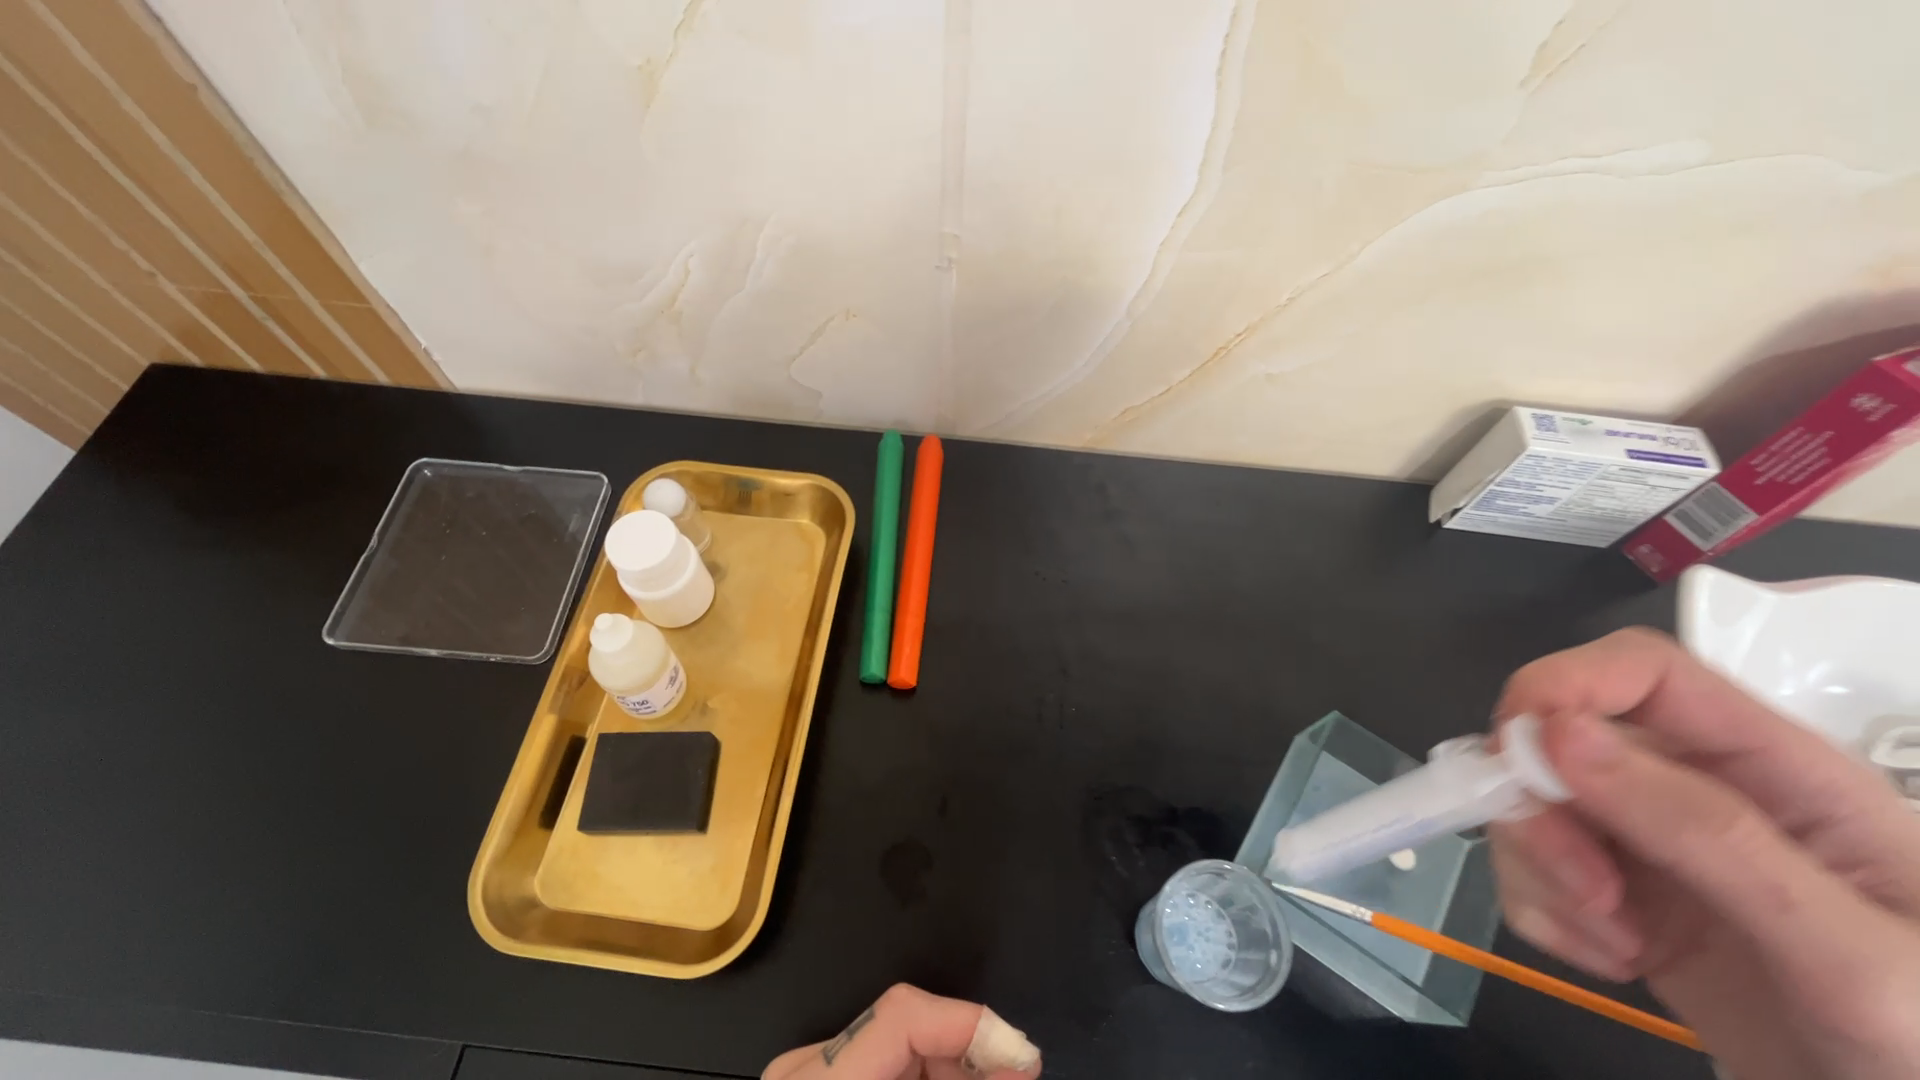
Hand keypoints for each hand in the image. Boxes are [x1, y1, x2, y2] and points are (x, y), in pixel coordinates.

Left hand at [762, 984, 1041, 1079]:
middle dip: (973, 1052)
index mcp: (819, 1077)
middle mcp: (807, 1065)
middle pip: (910, 1028)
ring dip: (956, 1069)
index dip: (971, 1023)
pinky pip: (887, 1066)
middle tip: (1018, 1075)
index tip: (1022, 1054)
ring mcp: (810, 1073)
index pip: (903, 1013)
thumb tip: (1018, 1061)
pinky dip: (929, 1078)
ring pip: (903, 1048)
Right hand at [1491, 628, 1919, 1078]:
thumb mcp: (1844, 950)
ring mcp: (1646, 840)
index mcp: (1774, 768)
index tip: (1515, 752)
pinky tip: (1611, 958)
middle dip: (1540, 807)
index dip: (1563, 684)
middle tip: (1581, 887)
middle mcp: (1695, 786)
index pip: (1643, 670)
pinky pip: (1528, 870)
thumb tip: (1557, 734)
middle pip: (1558, 739)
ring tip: (1613, 942)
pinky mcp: (1611, 892)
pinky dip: (1545, 914)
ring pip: (1528, 804)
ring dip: (1540, 870)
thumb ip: (1709, 833)